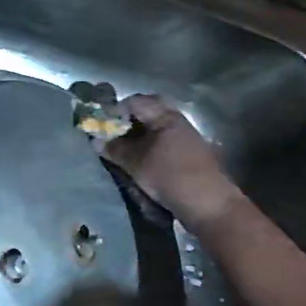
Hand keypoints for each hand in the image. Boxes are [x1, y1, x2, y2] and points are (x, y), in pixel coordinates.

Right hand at [99, 96, 244, 227]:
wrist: (209, 204)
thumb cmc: (171, 176)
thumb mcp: (138, 163)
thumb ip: (116, 149)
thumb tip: (96, 141)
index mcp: (166, 116)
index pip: (136, 102)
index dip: (115, 110)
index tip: (100, 126)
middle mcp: (177, 122)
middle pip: (147, 114)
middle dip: (127, 123)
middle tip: (111, 137)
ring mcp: (185, 139)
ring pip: (155, 130)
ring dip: (137, 137)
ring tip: (122, 152)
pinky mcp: (188, 156)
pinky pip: (163, 144)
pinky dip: (148, 149)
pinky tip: (140, 163)